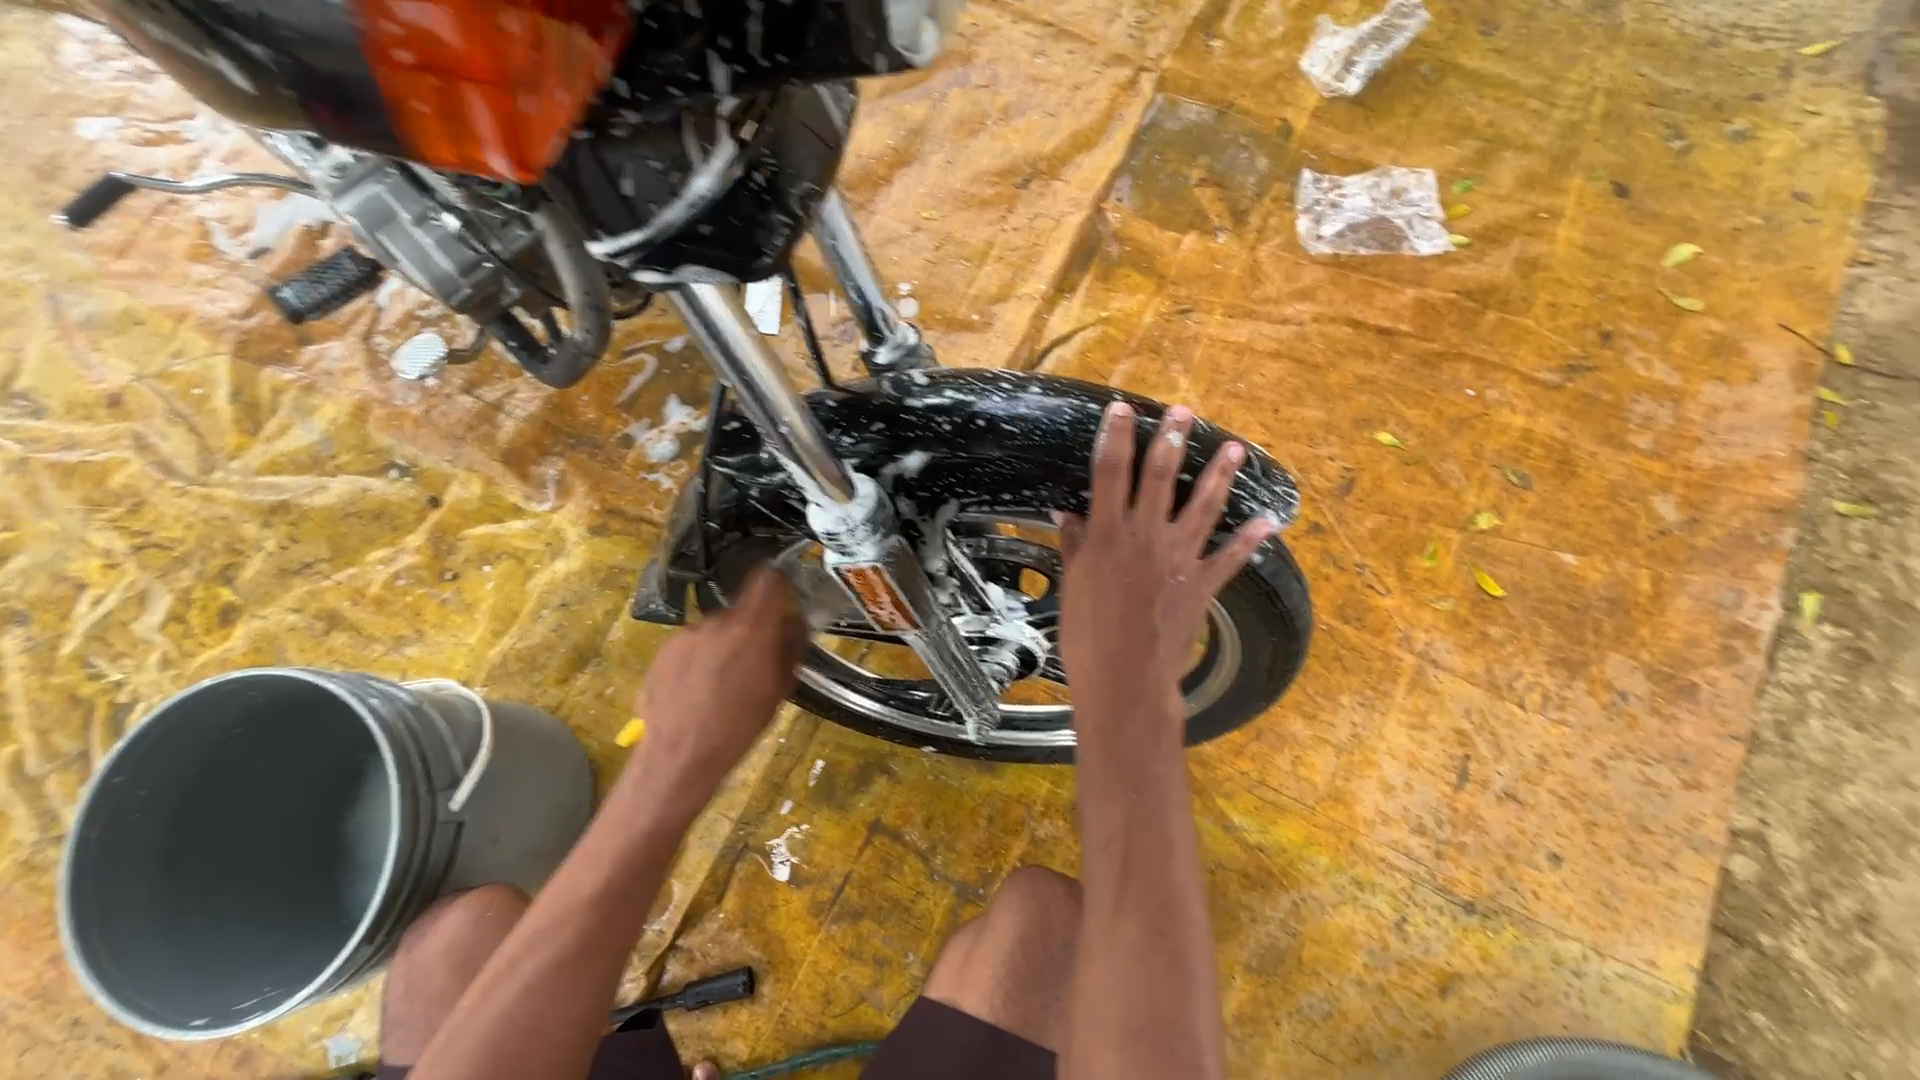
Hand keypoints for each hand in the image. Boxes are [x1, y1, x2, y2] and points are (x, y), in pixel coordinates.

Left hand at [622, 568, 804, 806]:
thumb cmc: (741, 724)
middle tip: (752, 664)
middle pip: (740, 611)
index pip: (768, 580)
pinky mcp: (663, 651)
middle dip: (748, 631)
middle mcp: (717, 620)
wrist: (681, 754)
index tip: (782, 598)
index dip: (777, 584)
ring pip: (714, 632)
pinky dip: (696, 662)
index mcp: (752, 626)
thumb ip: (790, 647)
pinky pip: (690, 648)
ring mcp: (686, 634)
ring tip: (719, 685)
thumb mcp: (780, 688)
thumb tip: (793, 622)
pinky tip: (696, 692)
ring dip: (721, 648)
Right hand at [1056, 403, 1276, 733]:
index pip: (1110, 473)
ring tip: (1235, 448)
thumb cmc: (1088, 636)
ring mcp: (1178, 559)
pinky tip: (1269, 521)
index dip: (1115, 437)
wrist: (1125, 678)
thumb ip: (1074, 544)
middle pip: (1160, 478)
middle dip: (1171, 440)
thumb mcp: (1073, 585)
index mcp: (1108, 536)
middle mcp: (1145, 537)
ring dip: (1220, 475)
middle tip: (1184, 410)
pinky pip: (1231, 558)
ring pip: (1203, 507)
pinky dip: (1251, 540)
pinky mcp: (1202, 585)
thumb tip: (1067, 511)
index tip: (1121, 408)